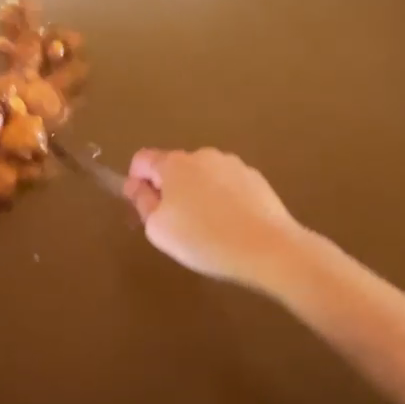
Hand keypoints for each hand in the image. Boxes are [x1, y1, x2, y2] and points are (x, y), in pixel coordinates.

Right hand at [125, 148, 312, 290]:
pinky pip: (227, 186)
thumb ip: (142, 202)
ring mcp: (233, 165)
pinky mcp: (256, 179)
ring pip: (202, 176)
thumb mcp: (158, 228)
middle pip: (174, 168)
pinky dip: (222, 200)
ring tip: (207, 229)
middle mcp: (203, 155)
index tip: (143, 207)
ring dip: (197, 195)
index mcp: (174, 163)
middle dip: (169, 190)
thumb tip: (137, 186)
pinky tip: (231, 226)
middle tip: (175, 225)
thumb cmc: (203, 238)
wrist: (268, 248)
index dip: (136, 181)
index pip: (142, 160)